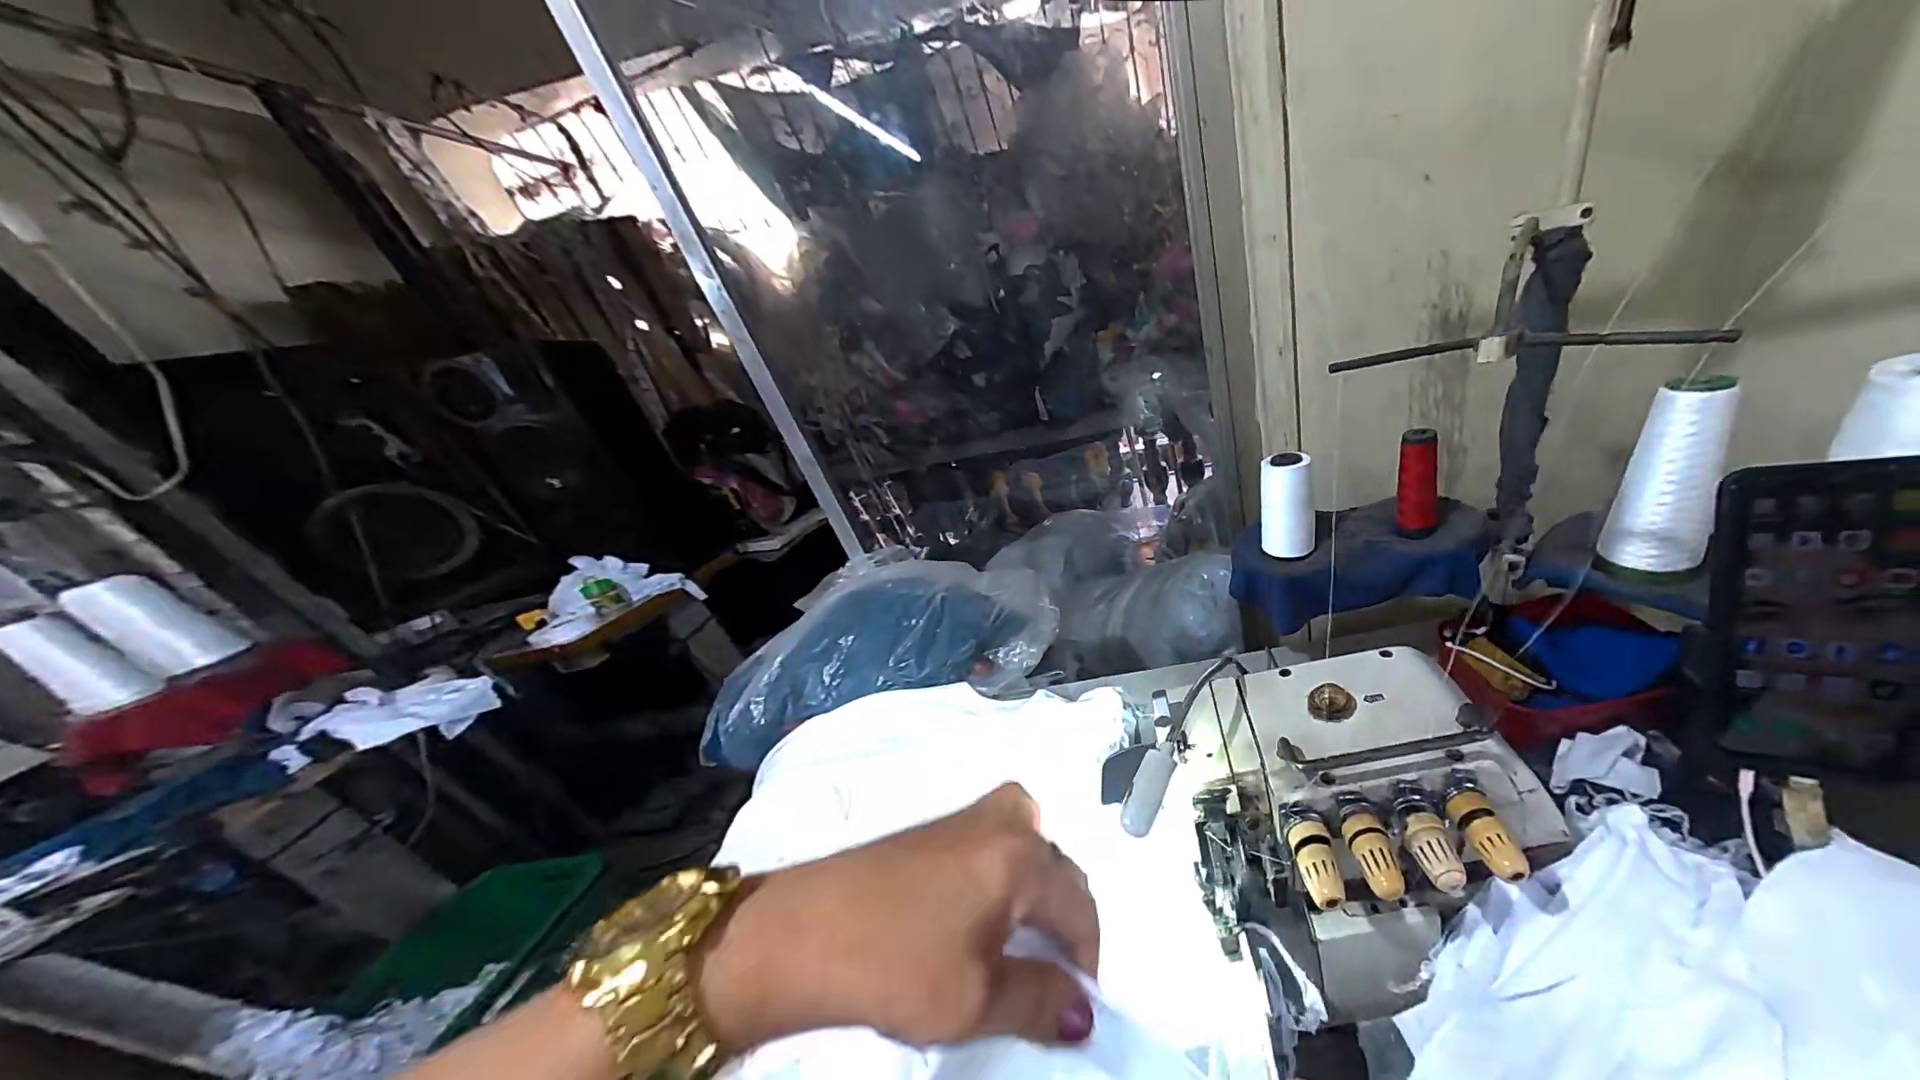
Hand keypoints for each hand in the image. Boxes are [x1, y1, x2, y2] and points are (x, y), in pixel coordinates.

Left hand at [694, 782, 1099, 1050]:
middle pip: (1056, 863)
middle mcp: (998, 823)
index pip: (1079, 904)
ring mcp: (961, 818)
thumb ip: (1039, 1001)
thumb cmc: (897, 965)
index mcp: (1018, 856)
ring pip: (1026, 833)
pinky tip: (982, 901)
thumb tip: (1082, 1012)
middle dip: (1065, 916)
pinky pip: (994, 829)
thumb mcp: (975, 1000)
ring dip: (1038, 875)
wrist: (806, 931)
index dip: (1087, 958)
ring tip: (1024, 924)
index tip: (1076, 1003)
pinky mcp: (932, 826)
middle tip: (1051, 969)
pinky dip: (1007, 859)